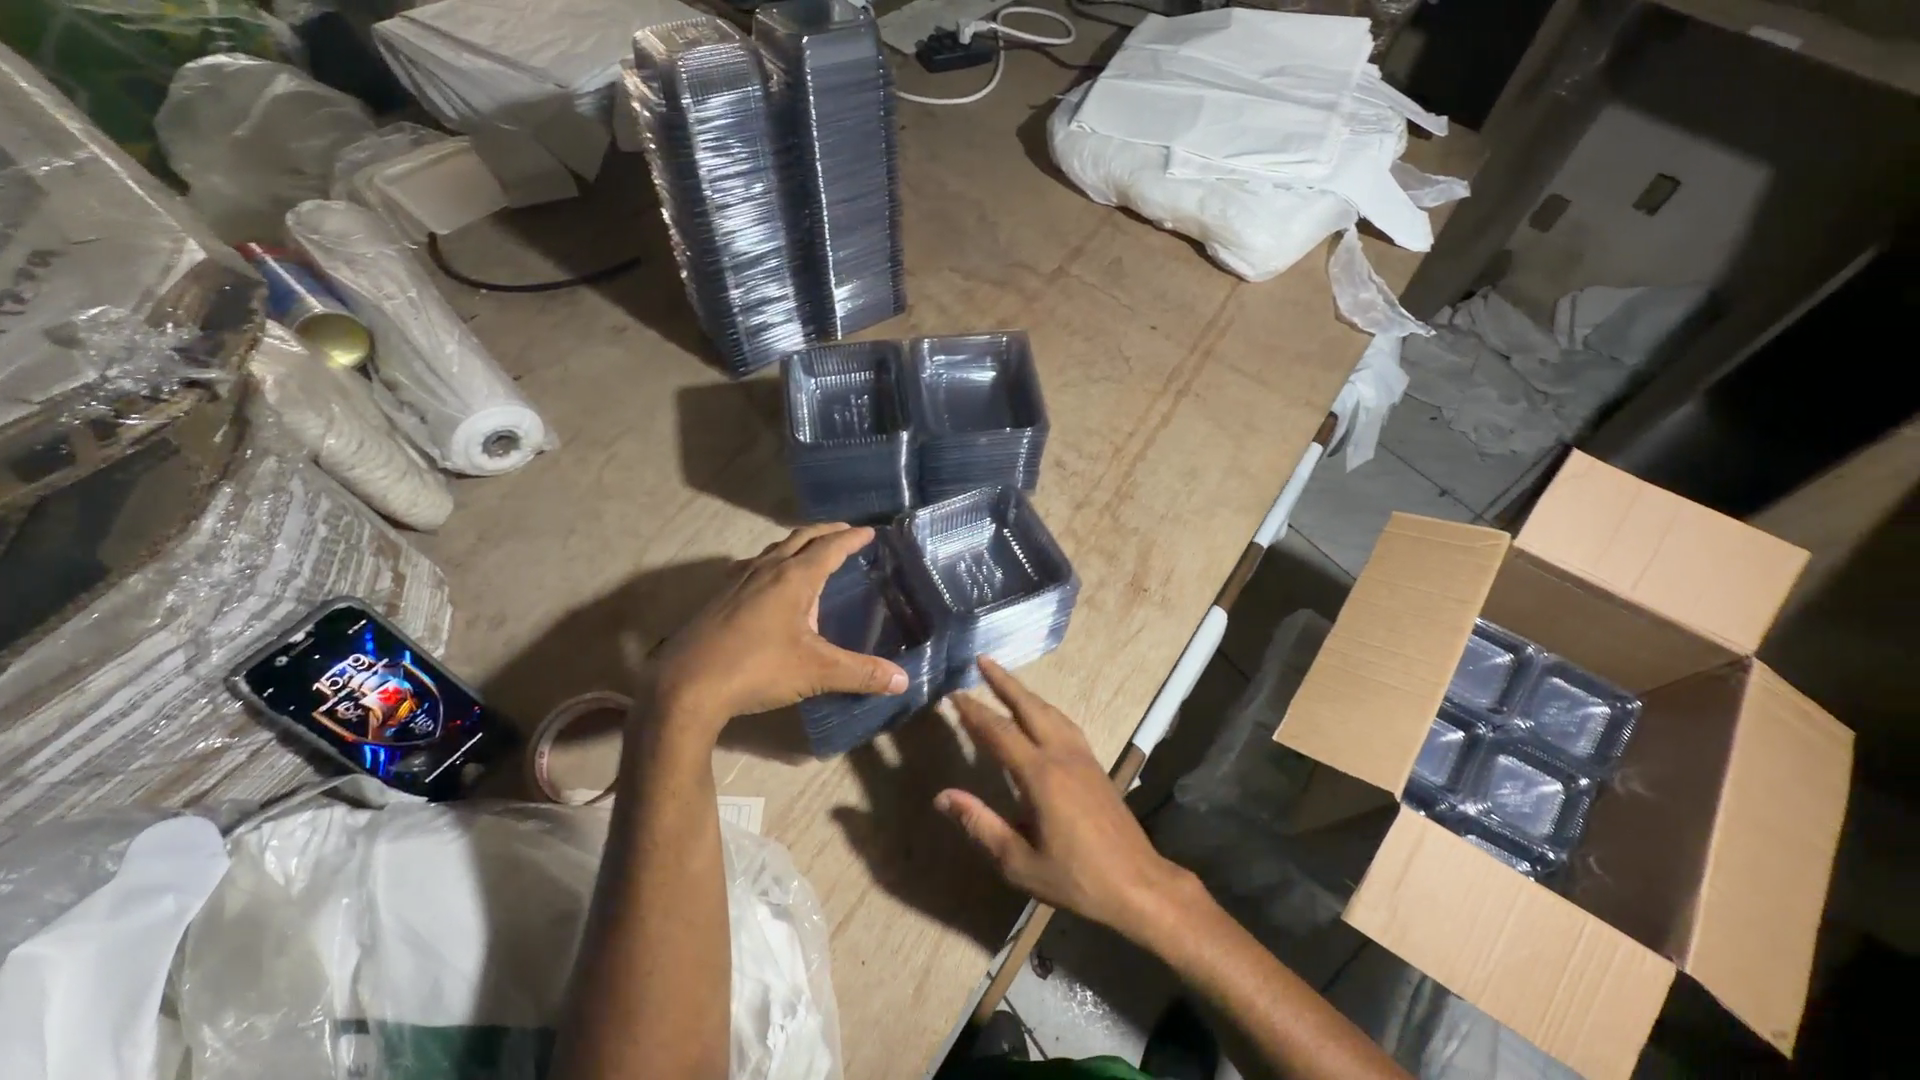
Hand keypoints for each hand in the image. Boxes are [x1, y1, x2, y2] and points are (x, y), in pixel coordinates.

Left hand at [646, 525, 908, 737]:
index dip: (851, 538)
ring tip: (809, 553)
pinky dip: (769, 563)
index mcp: (793, 578)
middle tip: (844, 532)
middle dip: (825, 532)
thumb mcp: (816, 672)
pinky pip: (751, 567)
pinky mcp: (719, 599)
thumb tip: (903, 681)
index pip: (829, 547)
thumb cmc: (756, 669)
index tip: (869, 531)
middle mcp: (765, 570)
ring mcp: (737, 582)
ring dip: (796, 545)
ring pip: (772, 550)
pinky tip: (764, 582)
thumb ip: (861, 673)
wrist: (686, 685)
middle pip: (800, 538)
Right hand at [934, 658, 1197, 944]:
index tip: (954, 694)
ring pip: (1051, 712)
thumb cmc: (1075, 878)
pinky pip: (1066, 725)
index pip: (1000, 733)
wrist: (1137, 885)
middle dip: (1004, 683)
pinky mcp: (1096, 767)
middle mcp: (1063, 756)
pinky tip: (1041, 714)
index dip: (975, 712)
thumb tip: (942, 797)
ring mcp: (1084, 758)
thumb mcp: (1018, 862)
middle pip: (1030, 707)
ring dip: (1026, 693)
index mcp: (1041, 776)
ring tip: (1006, 680)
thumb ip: (980, 824)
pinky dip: (1046, 710)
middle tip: (982, 660)